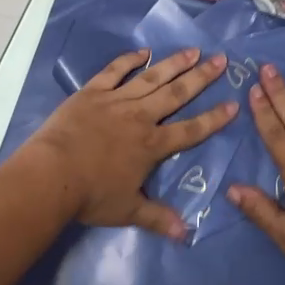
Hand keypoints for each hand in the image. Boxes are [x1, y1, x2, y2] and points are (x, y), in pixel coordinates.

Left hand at [19, 47, 236, 241]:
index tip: (234, 104)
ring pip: (151, 77)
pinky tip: (143, 52)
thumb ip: (157, 218)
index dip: (214, 118)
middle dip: (201, 77)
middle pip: (177, 93)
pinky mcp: (93, 92)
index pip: (191, 130)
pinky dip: (129, 60)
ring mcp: (117, 100)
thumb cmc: (90, 196)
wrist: (51, 175)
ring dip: (173, 63)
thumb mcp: (127, 211)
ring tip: (193, 49)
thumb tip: (186, 234)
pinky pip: (115, 71)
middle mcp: (140, 117)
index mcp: (151, 145)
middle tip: (221, 58)